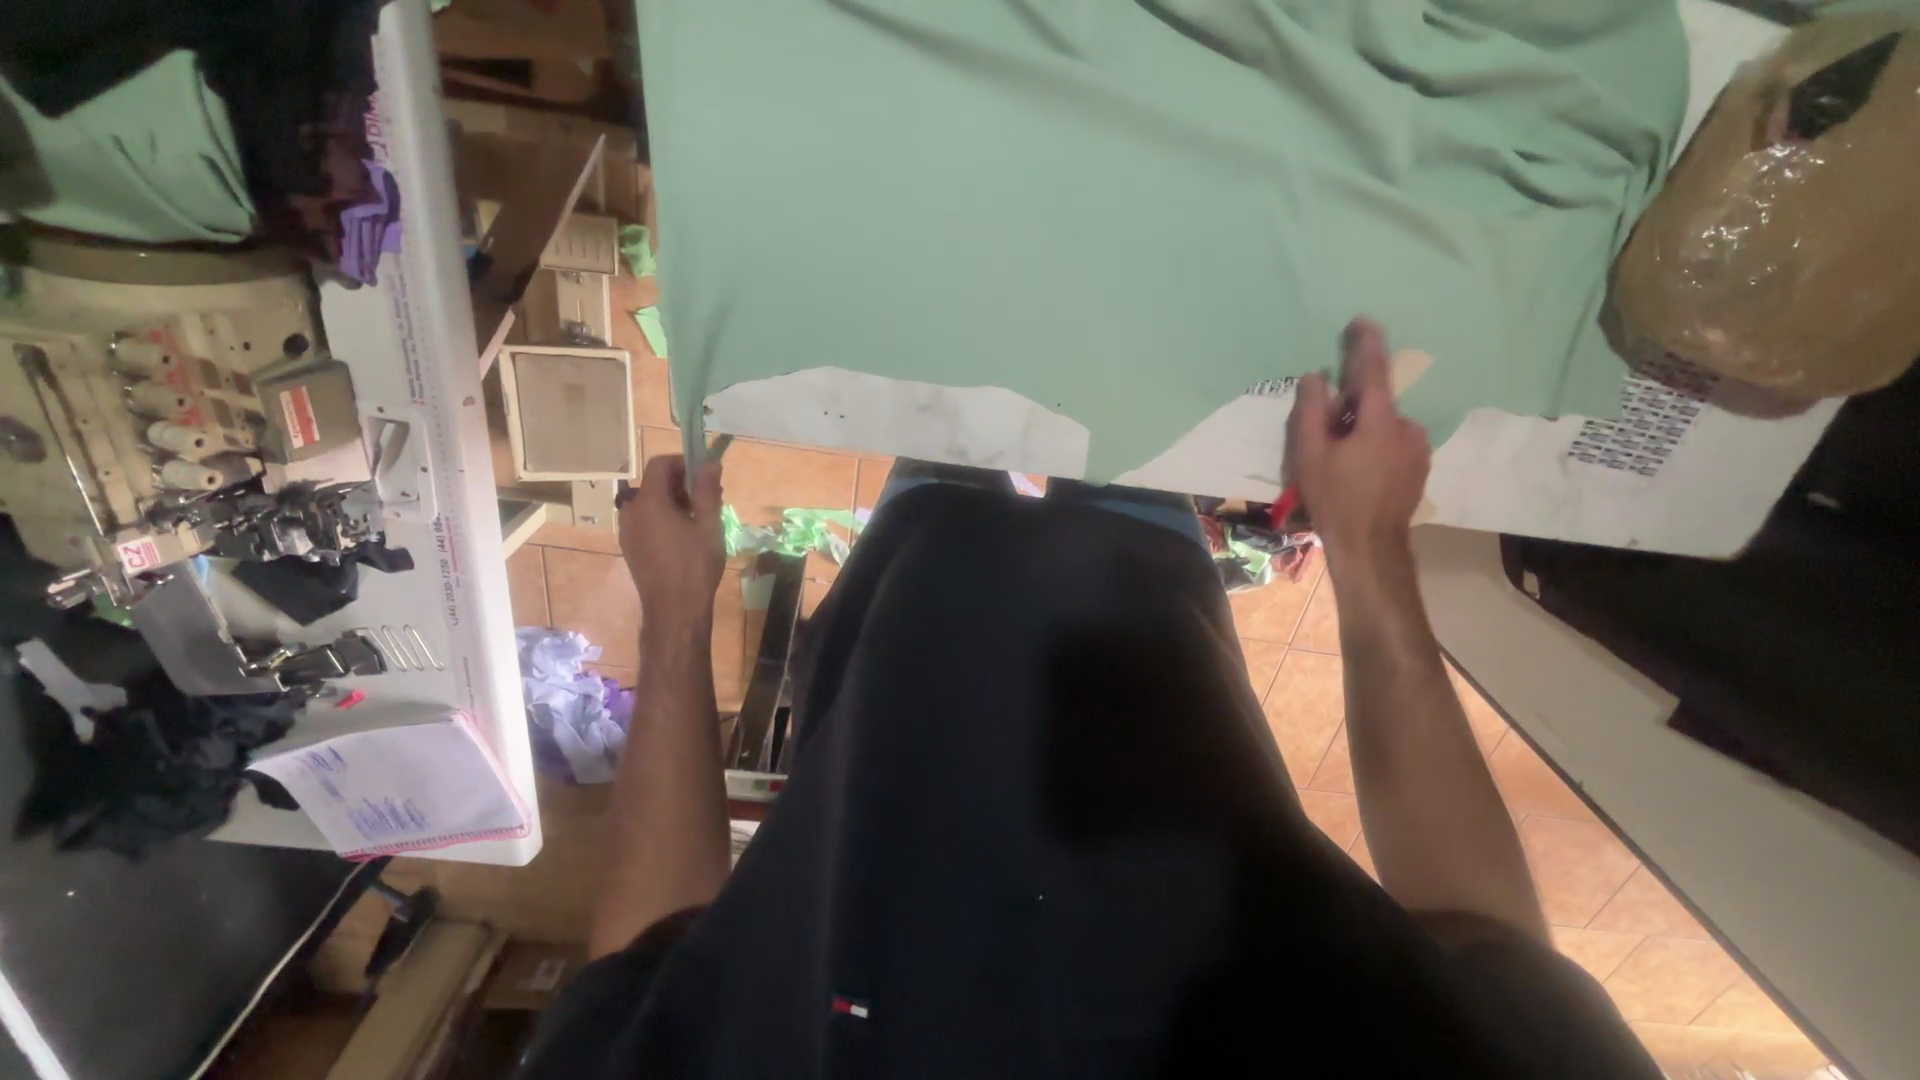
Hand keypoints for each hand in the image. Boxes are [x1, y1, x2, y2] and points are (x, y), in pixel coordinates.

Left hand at [619, 454, 724, 629]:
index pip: (660, 464)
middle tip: (709, 500)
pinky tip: (683, 538)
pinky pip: (646, 521)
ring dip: (673, 502)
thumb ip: (707, 490)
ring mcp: (627, 530)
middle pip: (654, 483)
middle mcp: (631, 511)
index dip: (683, 462)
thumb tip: (710, 463)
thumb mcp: (709, 525)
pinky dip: (663, 519)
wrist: (674, 609)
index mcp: (649, 501)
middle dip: (682, 484)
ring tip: (699, 521)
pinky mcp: (630, 547)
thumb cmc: (695, 565)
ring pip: (650, 503)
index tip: (705, 475)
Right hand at [1285, 316, 1430, 569]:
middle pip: (1374, 402)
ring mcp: (1417, 449)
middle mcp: (1406, 426)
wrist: (1370, 546)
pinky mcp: (1419, 468)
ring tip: (1337, 457)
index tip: (1362, 321)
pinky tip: (1357, 471)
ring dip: (1362, 429)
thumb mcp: (1309, 454)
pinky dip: (1374, 445)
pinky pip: (1393, 444)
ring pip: (1383, 425)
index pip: (1372, 371)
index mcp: (1379, 420)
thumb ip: (1311, 411)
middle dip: (1350, 405)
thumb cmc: (1334, 498)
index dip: (1366, 344)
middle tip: (1324, 427)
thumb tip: (1315, 377)